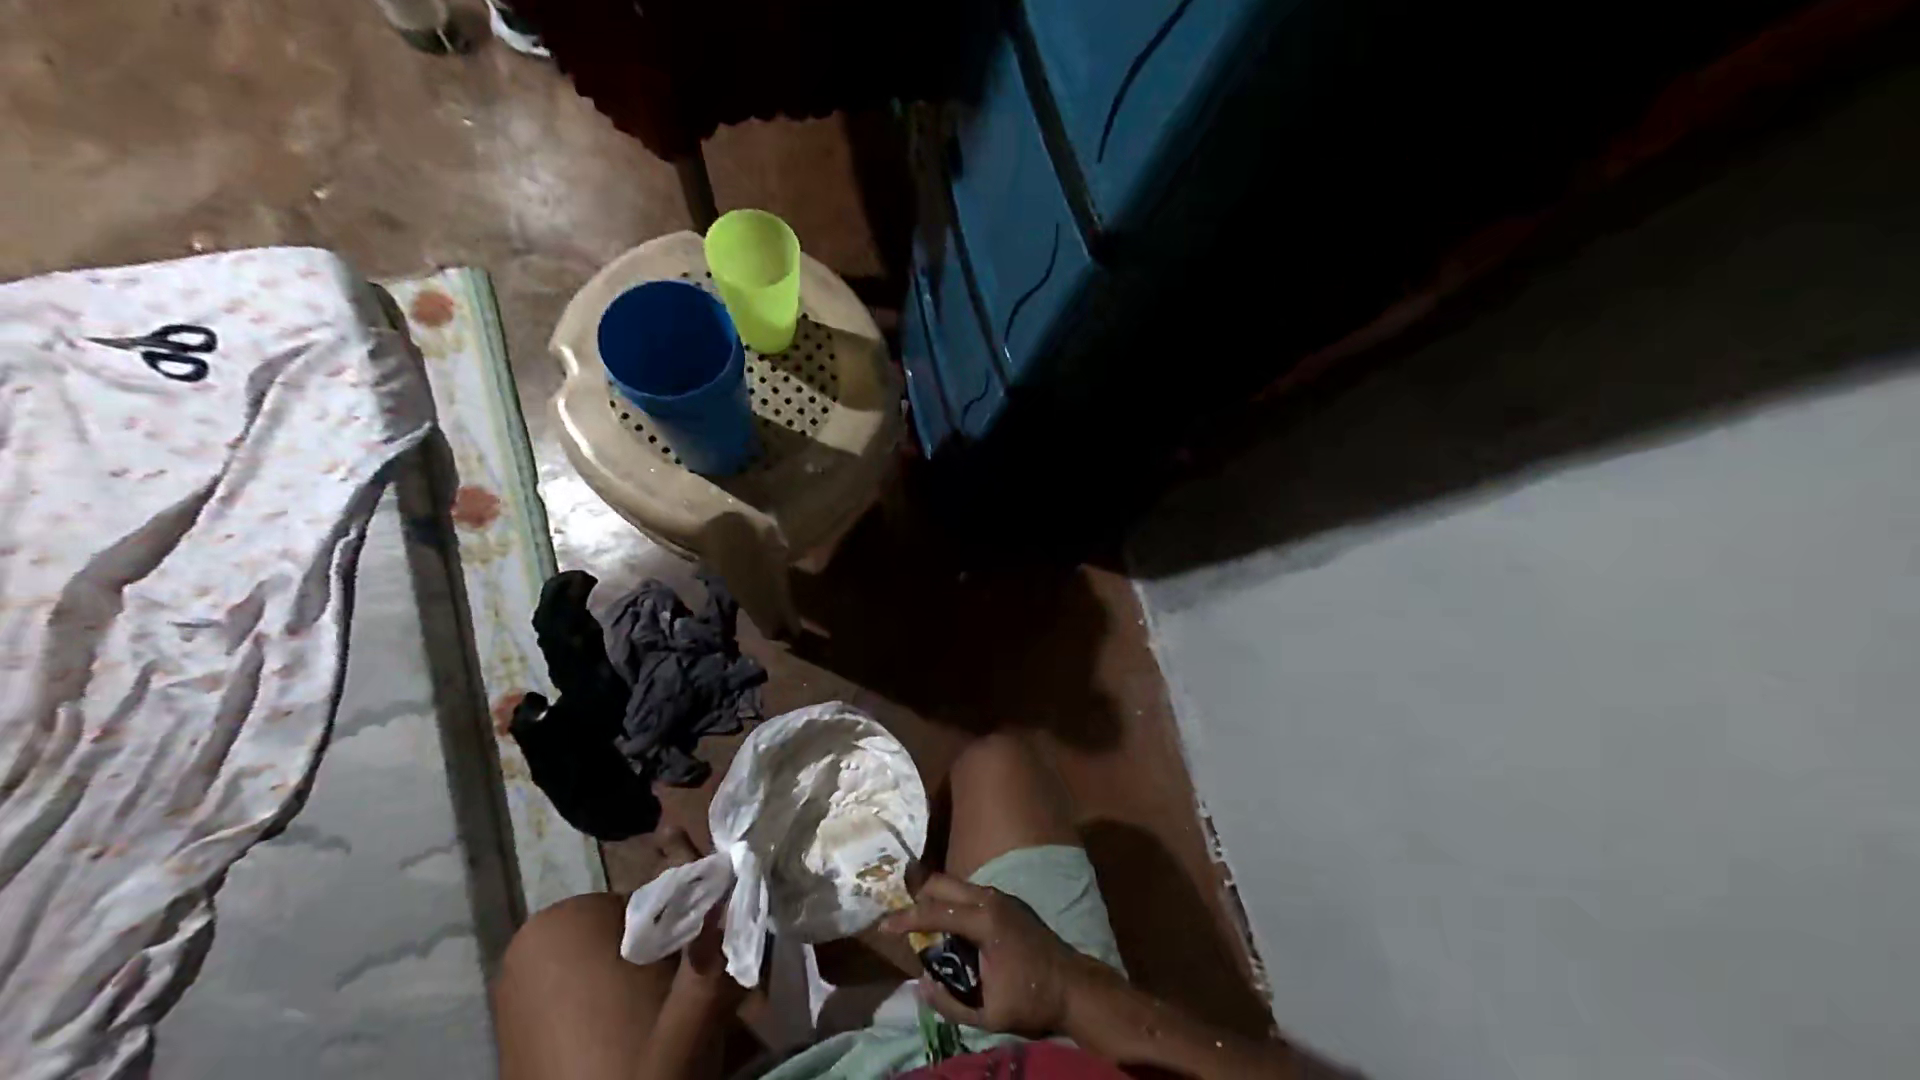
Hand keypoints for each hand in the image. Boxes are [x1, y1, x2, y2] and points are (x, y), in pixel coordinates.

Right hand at [880, 872, 1094, 1035]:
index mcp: (985, 921)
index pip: (935, 912)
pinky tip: (947, 926)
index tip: (882, 926)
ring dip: (935, 899)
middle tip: (899, 919)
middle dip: (917, 897)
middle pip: (942, 883)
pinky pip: (969, 893)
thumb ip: (950, 1002)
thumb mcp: (987, 1014)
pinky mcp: (1007, 901)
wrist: (1074, 986)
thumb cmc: (1032, 999)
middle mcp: (990, 898)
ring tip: (919, 924)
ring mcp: (1001, 896)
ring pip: (956, 885)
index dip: (905, 919)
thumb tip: (921, 983)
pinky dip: (951, 902)